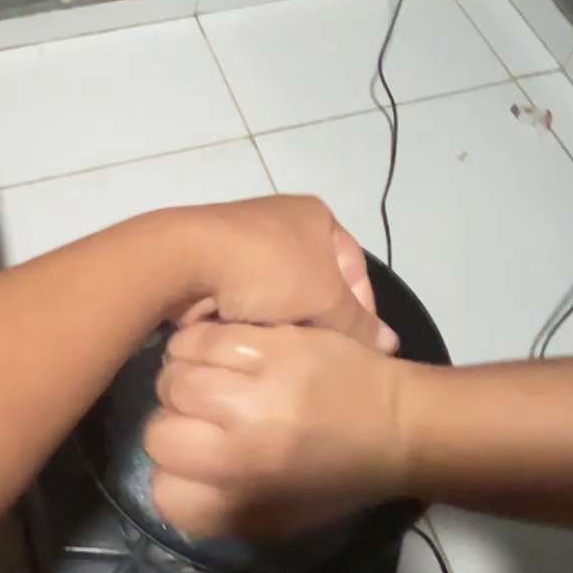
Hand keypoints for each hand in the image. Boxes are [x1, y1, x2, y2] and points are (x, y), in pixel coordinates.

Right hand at [145, 322, 408, 537]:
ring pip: (176, 380)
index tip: (192, 459)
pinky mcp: (271, 345)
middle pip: (160, 434)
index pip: (164, 492)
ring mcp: (256, 392)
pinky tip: (216, 350)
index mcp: (247, 499)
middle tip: (200, 416)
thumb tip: (170, 482)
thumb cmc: (338, 476)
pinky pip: (201, 339)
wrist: (398, 424)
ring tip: (207, 379)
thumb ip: (218, 507)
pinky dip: (198, 343)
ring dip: (183, 379)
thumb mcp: (280, 517)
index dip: (171, 475)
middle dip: (173, 424)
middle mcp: (243, 450)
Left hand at [168, 196, 397, 353]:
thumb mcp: (324, 297)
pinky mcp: (214, 262)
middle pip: (317, 283)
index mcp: (317, 216)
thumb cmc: (265, 270)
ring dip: (284, 324)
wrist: (184, 260)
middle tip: (323, 356)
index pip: (355, 268)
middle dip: (320, 320)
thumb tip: (388, 345)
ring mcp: (246, 240)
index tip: (360, 347)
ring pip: (280, 296)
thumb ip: (356, 323)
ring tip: (288, 355)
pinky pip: (246, 300)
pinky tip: (254, 345)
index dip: (363, 309)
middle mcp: (283, 222)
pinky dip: (252, 321)